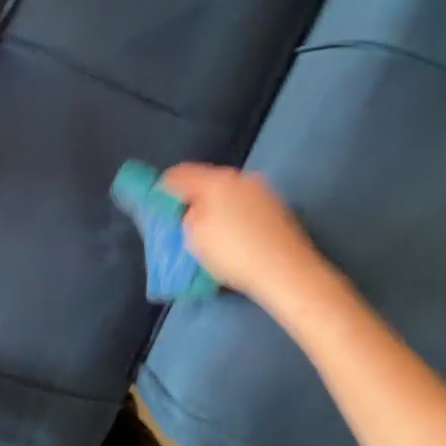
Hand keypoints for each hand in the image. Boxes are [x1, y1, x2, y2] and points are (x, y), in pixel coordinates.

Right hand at [159, 163, 329, 303]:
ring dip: (218, 204)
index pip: (180, 174)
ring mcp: (263, 191)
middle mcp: (240, 178)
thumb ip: (187, 215)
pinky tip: (237, 235)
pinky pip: (247, 203)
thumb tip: (191, 208)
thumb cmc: (233, 253)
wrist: (286, 271)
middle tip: (185, 218)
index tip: (159, 202)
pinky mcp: (278, 207)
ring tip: (213, 229)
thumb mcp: (194, 237)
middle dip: (195, 196)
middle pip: (208, 180)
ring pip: (229, 191)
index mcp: (215, 181)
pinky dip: (237, 213)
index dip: (165, 187)